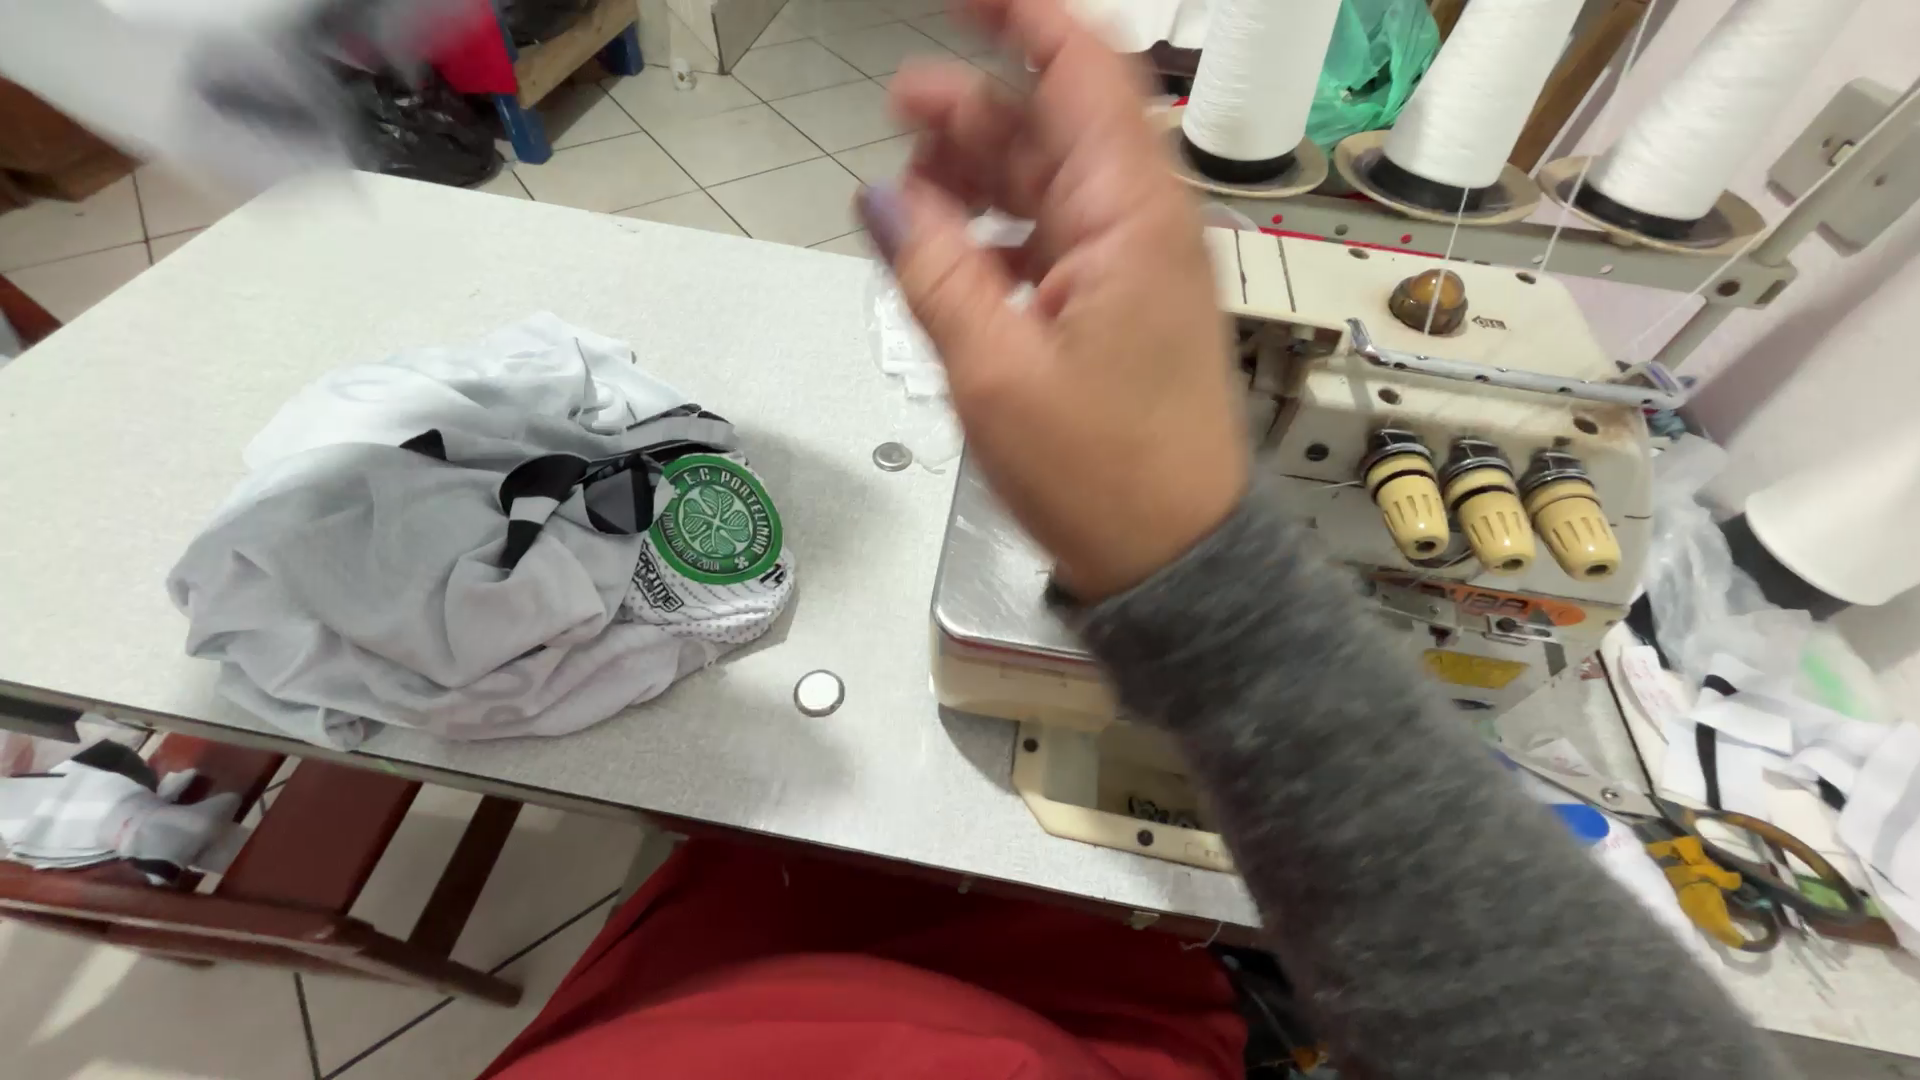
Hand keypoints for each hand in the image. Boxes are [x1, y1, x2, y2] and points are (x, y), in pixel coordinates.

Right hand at [859, 0, 1247, 601]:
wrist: (1170, 556)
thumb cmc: (1102, 476)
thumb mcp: (995, 373)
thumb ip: (934, 272)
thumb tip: (883, 199)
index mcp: (1130, 217)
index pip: (1082, 67)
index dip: (1016, 17)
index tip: (953, 3)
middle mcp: (1143, 228)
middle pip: (1054, 128)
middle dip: (973, 110)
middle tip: (896, 114)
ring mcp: (1133, 273)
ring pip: (1050, 190)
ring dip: (981, 179)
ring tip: (912, 193)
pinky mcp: (1118, 315)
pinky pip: (1053, 248)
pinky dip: (1001, 239)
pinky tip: (955, 256)